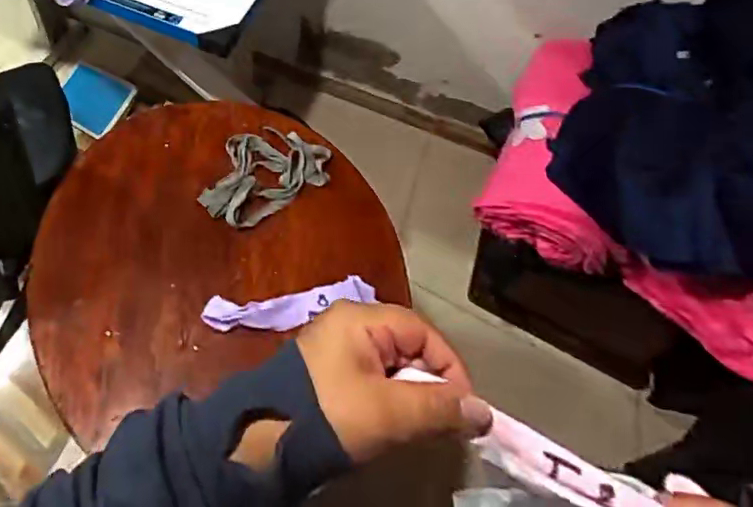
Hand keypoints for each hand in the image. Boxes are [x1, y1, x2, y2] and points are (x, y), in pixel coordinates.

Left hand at [295, 301, 491, 461]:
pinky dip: (392, 397)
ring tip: (424, 426)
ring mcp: (337, 344)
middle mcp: (347, 322)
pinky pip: (373, 374)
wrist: (269, 436)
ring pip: (392, 363)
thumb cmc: (333, 414)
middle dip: (432, 382)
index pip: (420, 329)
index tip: (467, 408)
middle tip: (448, 422)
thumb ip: (439, 407)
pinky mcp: (330, 369)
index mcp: (359, 318)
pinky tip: (398, 423)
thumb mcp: (391, 412)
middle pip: (407, 344)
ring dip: (413, 393)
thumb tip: (483, 410)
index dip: (449, 366)